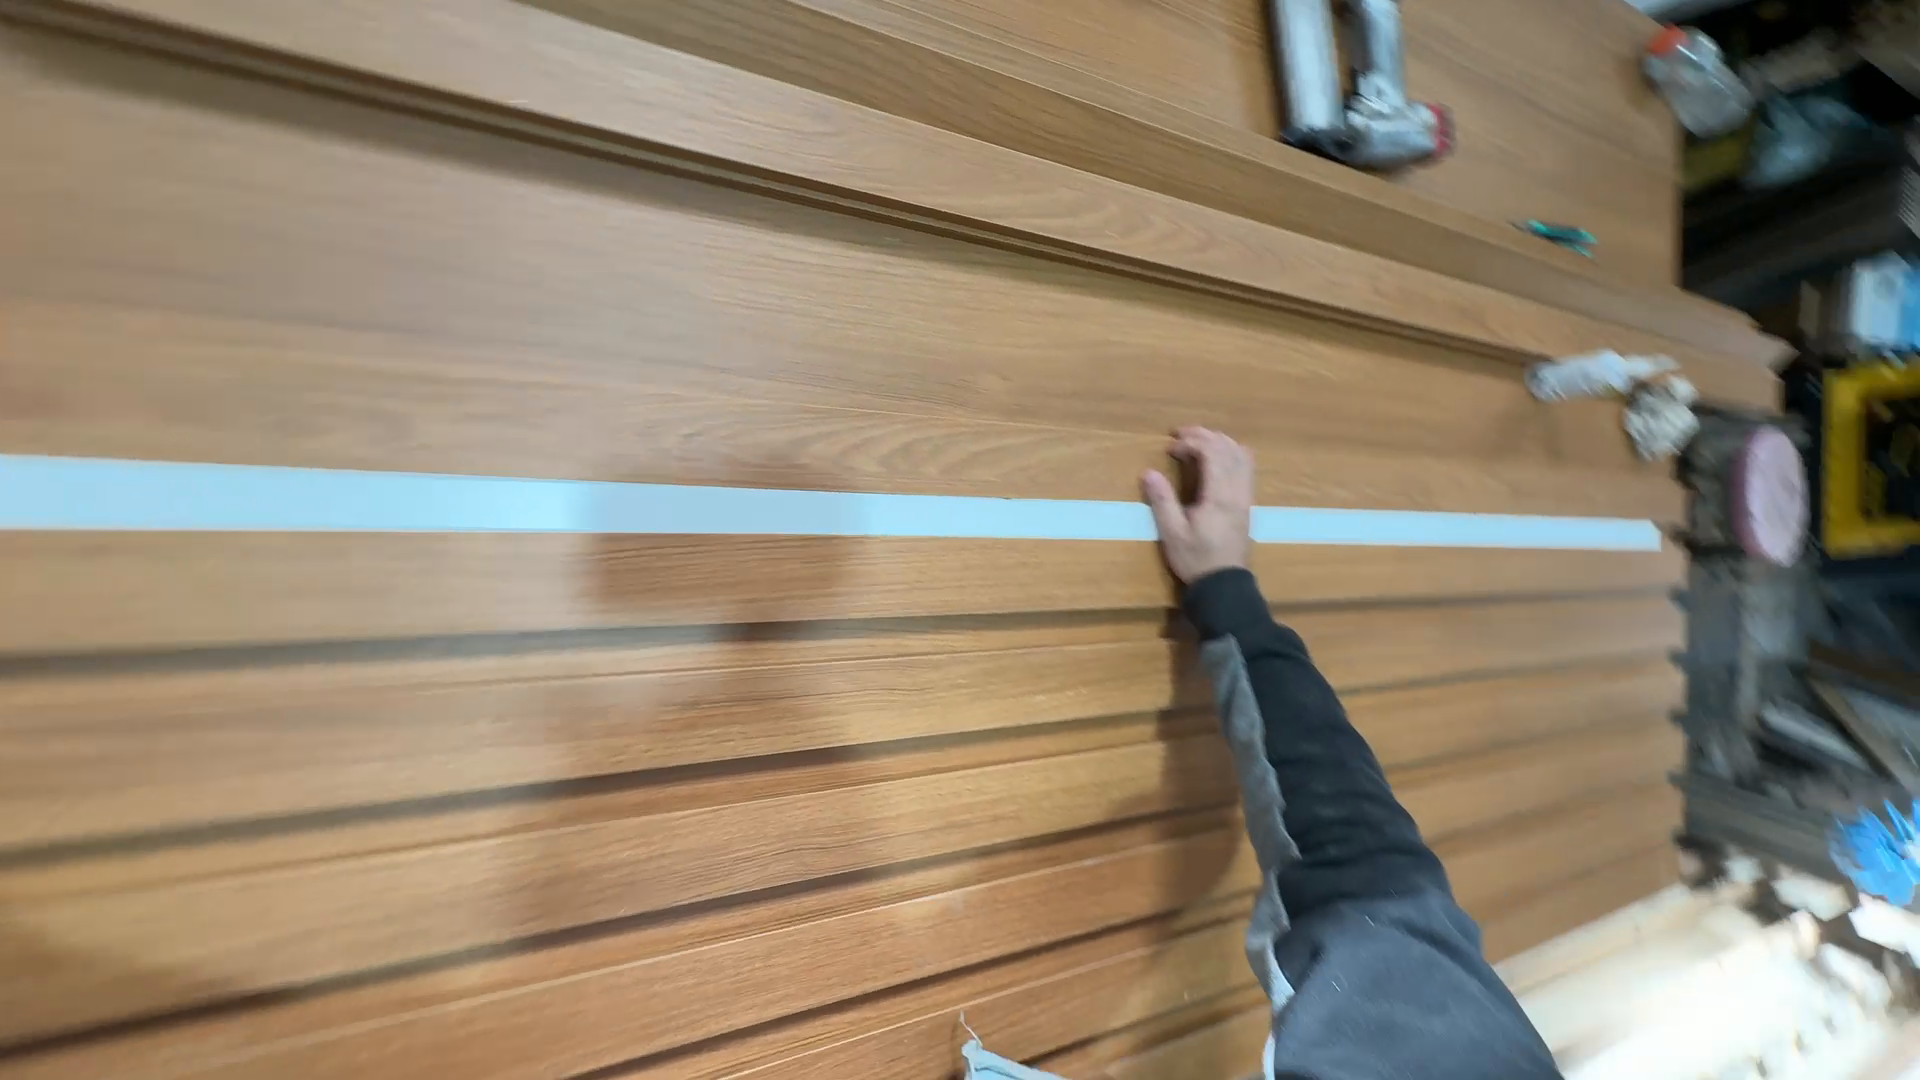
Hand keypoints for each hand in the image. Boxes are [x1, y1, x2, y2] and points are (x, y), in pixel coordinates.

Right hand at [1140, 426, 1253, 584]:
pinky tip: (1220, 457)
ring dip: (1220, 441)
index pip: (1211, 453)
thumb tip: (1148, 473)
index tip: (1170, 447)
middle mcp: (1237, 490)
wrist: (1224, 584)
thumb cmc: (1196, 559)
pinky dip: (1233, 453)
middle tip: (1180, 435)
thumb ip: (1162, 500)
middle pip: (1227, 448)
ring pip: (1241, 455)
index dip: (1191, 442)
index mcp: (1219, 495)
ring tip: (1199, 441)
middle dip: (1204, 436)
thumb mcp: (1172, 533)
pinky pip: (1248, 467)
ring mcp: (1246, 496)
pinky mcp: (1248, 502)